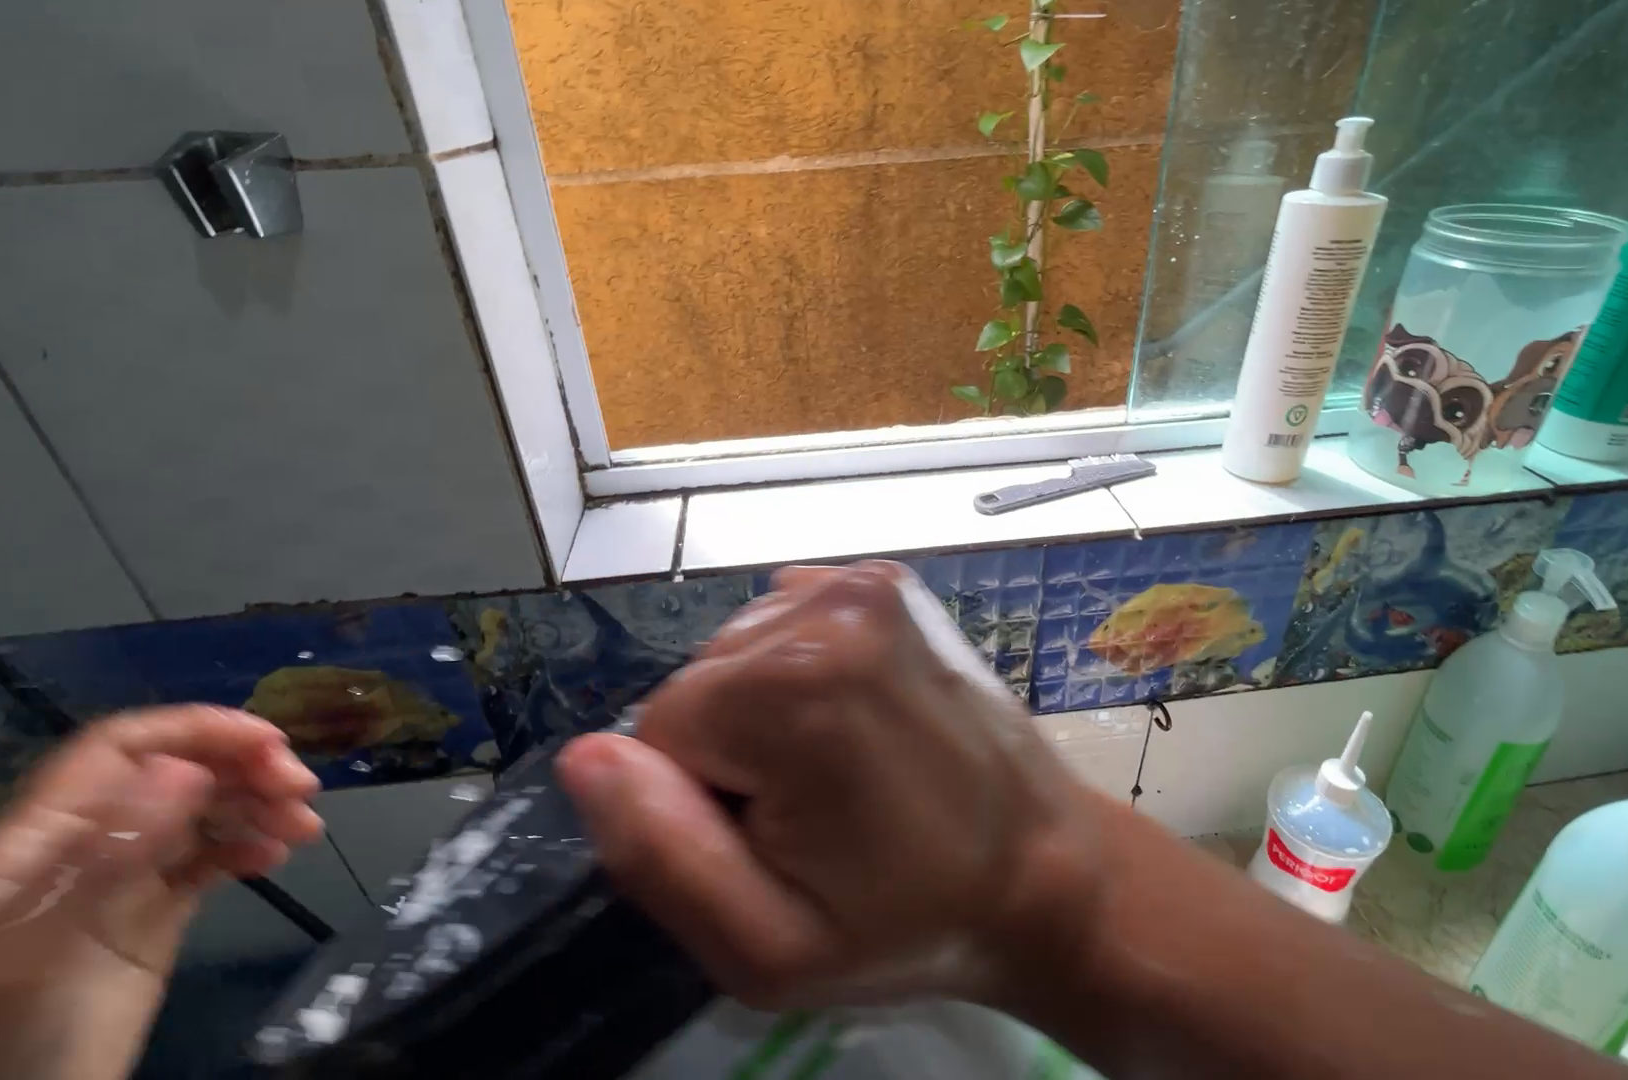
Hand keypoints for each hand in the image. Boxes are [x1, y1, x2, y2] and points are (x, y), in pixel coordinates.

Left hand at [0, 705, 322, 1079]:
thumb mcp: (31, 953)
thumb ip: (102, 860)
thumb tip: (186, 771)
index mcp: (39, 839)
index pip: (123, 748)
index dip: (198, 730)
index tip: (272, 743)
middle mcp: (84, 846)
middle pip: (175, 772)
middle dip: (245, 767)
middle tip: (303, 790)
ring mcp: (120, 881)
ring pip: (203, 811)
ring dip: (261, 804)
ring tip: (306, 828)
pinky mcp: (152, 914)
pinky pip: (211, 859)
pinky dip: (250, 848)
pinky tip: (276, 859)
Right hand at [557, 561, 1107, 1009]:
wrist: (1041, 868)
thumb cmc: (907, 918)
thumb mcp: (766, 943)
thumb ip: (658, 854)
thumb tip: (586, 757)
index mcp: (790, 685)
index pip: (656, 733)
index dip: (700, 799)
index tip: (776, 836)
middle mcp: (824, 606)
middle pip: (702, 683)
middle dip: (733, 751)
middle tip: (815, 809)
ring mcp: (863, 584)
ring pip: (740, 653)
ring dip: (768, 711)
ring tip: (844, 767)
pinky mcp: (887, 584)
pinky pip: (788, 623)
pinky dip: (801, 670)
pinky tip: (855, 716)